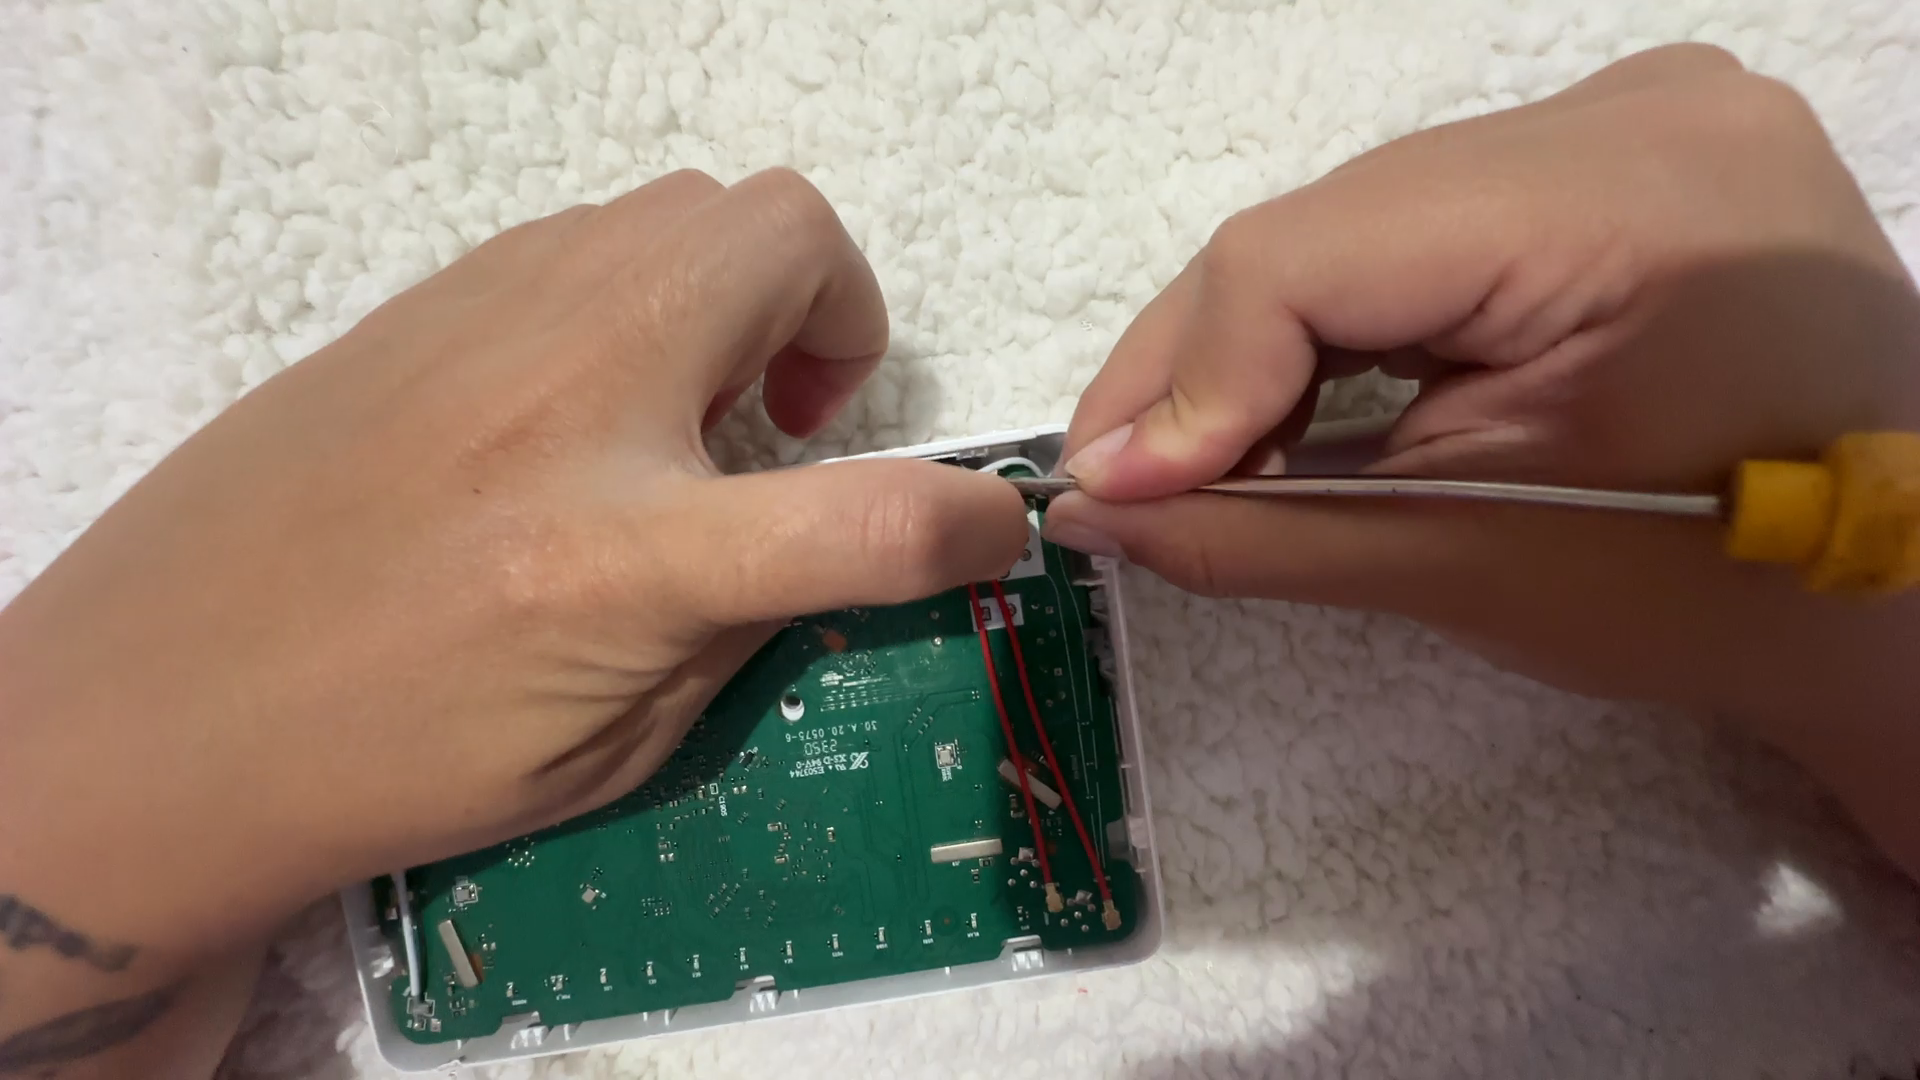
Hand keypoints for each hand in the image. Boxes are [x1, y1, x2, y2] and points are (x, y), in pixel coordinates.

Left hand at [0, 169, 1027, 976]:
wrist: (144, 716)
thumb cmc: (414, 756)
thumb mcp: (635, 733)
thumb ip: (764, 614)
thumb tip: (861, 542)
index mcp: (622, 559)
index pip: (861, 517)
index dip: (964, 520)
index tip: (992, 528)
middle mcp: (567, 400)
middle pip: (786, 234)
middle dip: (842, 314)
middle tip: (798, 423)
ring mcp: (489, 319)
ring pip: (699, 206)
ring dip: (753, 297)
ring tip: (706, 411)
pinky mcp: (433, 293)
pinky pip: (611, 233)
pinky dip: (666, 293)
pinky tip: (612, 396)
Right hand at [1046, 47, 1919, 868]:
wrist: (1866, 590)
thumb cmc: (1687, 597)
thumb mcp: (1445, 569)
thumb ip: (1239, 541)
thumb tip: (1083, 518)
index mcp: (1624, 206)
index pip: (1305, 260)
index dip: (1182, 386)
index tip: (1106, 491)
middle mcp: (1603, 122)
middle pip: (1296, 243)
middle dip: (1181, 379)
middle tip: (1111, 480)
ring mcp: (1585, 133)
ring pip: (1312, 244)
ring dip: (1222, 367)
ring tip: (1180, 466)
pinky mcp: (1553, 177)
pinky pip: (1361, 252)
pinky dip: (1288, 347)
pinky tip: (1260, 422)